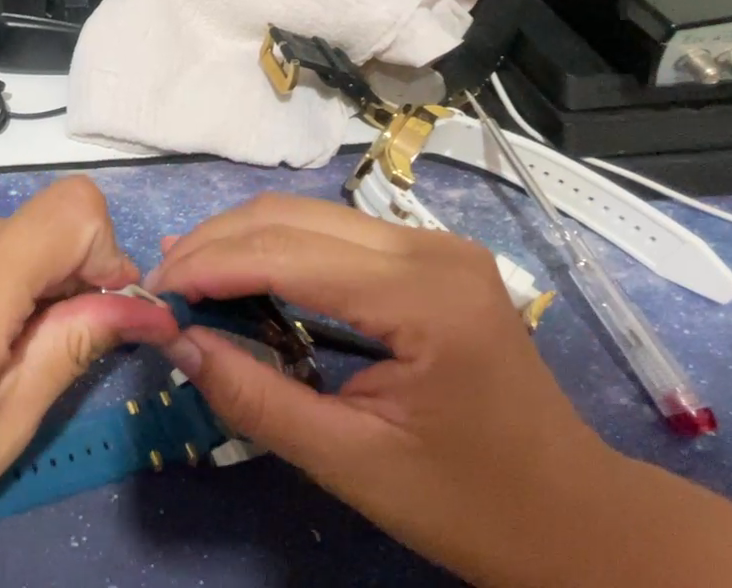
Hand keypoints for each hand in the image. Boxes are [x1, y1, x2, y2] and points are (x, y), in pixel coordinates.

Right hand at [146, 194, 614, 586]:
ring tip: (187, 278)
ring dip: (236, 241)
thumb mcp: (351, 463)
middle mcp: (429, 249)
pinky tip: (238, 273)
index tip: (153, 293)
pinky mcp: (426, 257)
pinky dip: (271, 248)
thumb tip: (176, 341)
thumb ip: (255, 398)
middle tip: (162, 287)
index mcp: (424, 297)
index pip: (285, 253)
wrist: (578, 518)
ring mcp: (431, 245)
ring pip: (302, 214)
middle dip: (212, 244)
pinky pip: (327, 232)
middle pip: (288, 217)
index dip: (208, 265)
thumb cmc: (471, 503)